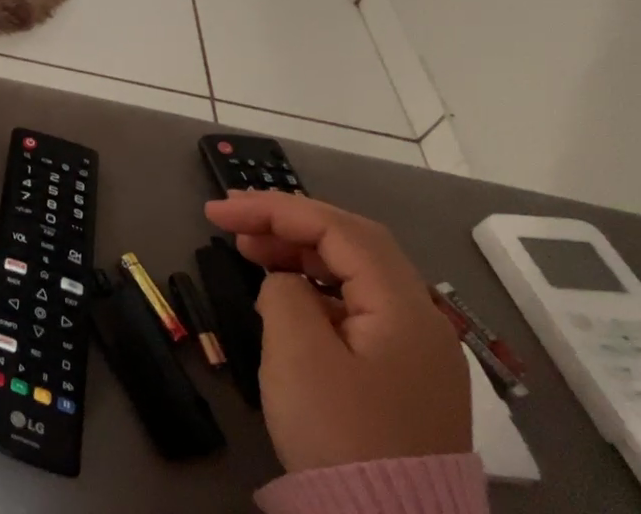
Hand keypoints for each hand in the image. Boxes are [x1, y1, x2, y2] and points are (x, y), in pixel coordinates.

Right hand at [205, 191, 469, 472]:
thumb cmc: (339, 430)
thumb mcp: (297, 354)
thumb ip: (285, 295)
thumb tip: (287, 283)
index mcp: (404, 308)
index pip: (339, 230)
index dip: (275, 209)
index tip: (218, 211)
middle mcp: (422, 320)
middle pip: (355, 245)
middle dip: (288, 223)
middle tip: (231, 221)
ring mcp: (417, 350)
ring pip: (357, 275)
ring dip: (301, 252)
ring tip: (249, 249)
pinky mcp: (402, 375)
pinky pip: (358, 307)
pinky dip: (316, 286)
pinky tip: (284, 295)